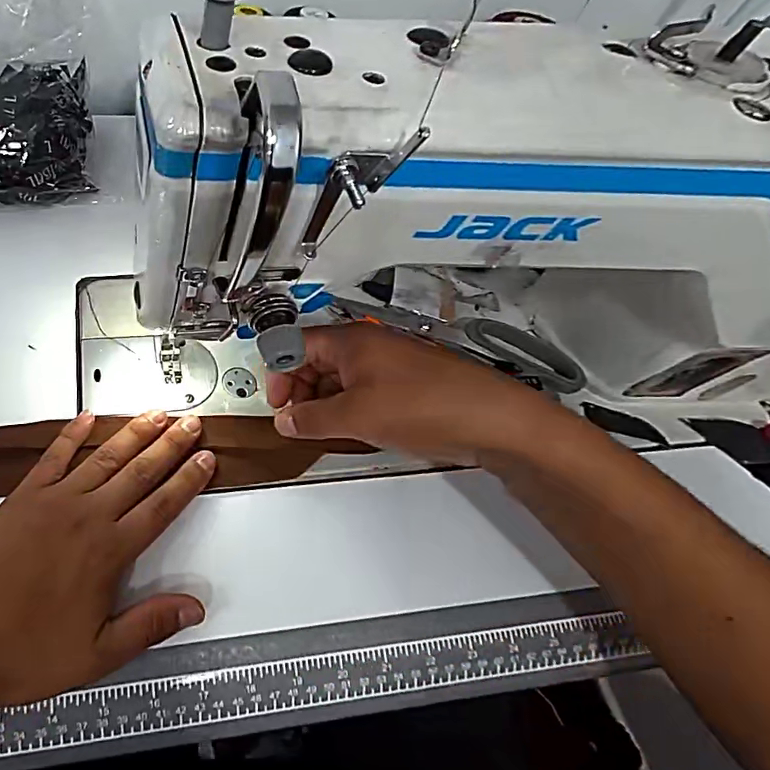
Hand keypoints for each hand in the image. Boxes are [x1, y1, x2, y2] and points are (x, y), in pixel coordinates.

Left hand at [0, 411, 213, 756]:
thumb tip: (191, 608)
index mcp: (108, 553)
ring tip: (154, 414)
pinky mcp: (22, 498)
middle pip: (140, 472)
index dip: (187, 481)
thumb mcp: (95, 654)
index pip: (161, 507)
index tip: (205, 461)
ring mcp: (52, 502)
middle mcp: (85, 518)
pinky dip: (72, 436)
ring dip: (133, 433)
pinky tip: (86, 420)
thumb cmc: (19, 652)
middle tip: (190, 424)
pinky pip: (54, 457)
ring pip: (104, 458)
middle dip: (170, 445)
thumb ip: (147, 626)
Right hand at [266, 322, 574, 463]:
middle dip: (300, 391)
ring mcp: (388, 361)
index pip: (295, 346)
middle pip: (315, 360)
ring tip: (325, 428)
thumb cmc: (433, 404)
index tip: (277, 403)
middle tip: (297, 420)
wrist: (491, 419)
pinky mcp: (405, 381)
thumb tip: (288, 420)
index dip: (279, 375)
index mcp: (350, 340)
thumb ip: (311, 418)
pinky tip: (356, 428)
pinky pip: (363, 388)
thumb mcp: (355, 417)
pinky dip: (350, 407)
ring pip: (339, 376)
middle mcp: (369, 343)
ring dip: (324, 402)